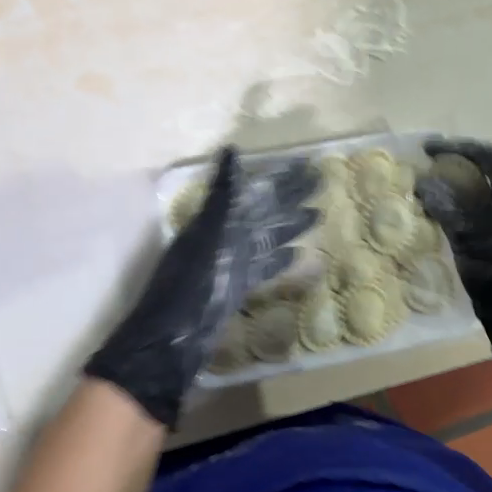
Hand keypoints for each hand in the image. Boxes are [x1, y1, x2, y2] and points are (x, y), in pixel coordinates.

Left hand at [86, 147, 318, 427]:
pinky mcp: (234, 289)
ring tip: (316, 214)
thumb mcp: (205, 235)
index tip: (309, 163)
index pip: (256, 190)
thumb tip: (231, 151)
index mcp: (215, 221)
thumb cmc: (187, 284)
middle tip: (322, 181)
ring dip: (289, 226)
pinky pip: (261, 268)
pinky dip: (278, 261)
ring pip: (266, 238)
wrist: (169, 340)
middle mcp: (223, 237)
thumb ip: (221, 197)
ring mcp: (229, 264)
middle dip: (291, 197)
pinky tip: (297, 256)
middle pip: (264, 212)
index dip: (282, 177)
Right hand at [415, 138, 491, 375]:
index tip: (430, 149)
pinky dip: (485, 193)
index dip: (459, 149)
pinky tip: (464, 201)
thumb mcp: (467, 238)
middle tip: (444, 156)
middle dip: (473, 155)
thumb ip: (445, 206)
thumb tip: (422, 181)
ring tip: (451, 174)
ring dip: (480, 174)